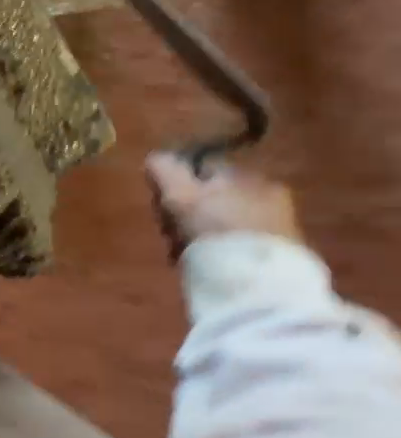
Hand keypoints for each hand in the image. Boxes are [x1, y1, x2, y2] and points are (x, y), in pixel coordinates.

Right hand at [145, 151, 301, 260]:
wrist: (261, 281)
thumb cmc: (216, 228)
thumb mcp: (178, 193)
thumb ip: (163, 168)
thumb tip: (156, 157)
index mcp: (246, 175)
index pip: (197, 166)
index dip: (172, 182)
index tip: (162, 203)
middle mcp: (266, 193)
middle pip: (206, 193)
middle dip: (183, 211)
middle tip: (169, 230)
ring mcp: (277, 223)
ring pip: (218, 218)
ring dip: (195, 231)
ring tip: (183, 250)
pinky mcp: (280, 251)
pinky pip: (235, 240)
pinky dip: (217, 246)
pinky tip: (205, 260)